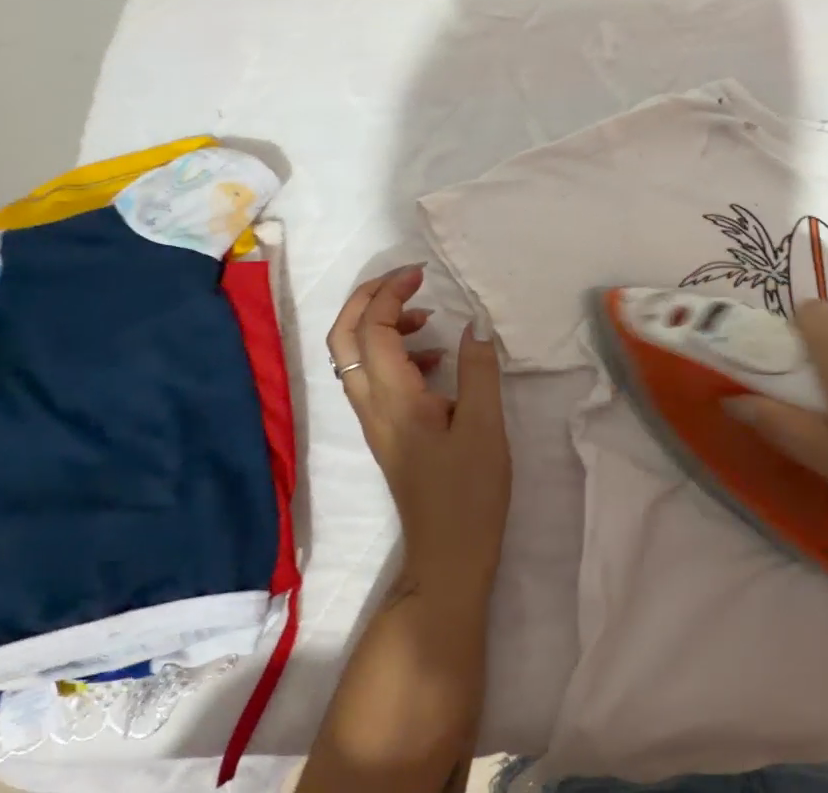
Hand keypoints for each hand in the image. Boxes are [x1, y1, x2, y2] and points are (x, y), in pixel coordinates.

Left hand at [327, 265, 510, 589]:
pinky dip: (395, 353)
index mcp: (392, 398)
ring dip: (380, 325)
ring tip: (428, 318)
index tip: (424, 274)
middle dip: (367, 299)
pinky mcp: (387, 432)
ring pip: (354, 357)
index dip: (391, 293)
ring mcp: (375, 420)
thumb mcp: (485, 427)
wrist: (448, 553)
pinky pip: (374, 377)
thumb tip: (475, 324)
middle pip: (343, 338)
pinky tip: (436, 360)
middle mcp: (371, 405)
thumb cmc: (469, 492)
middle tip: (407, 282)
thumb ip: (479, 370)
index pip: (373, 329)